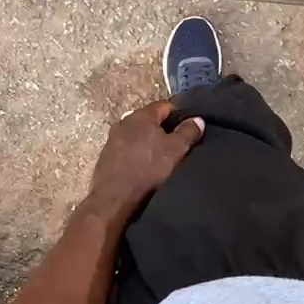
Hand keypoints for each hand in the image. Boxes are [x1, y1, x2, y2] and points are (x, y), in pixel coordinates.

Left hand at [81, 101, 204, 220]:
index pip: (164, 106)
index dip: (179, 115)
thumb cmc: (149, 169)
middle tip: (175, 144)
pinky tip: (142, 166)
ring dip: (147, 142)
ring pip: (136, 134)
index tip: (188, 128)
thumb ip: (188, 132)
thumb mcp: (176, 150)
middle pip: (149, 120)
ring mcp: (112, 139)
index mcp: (141, 115)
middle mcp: (124, 121)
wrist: (115, 198)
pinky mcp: (106, 156)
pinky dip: (136, 153)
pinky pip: (126, 148)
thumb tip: (198, 119)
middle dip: (162, 129)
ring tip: (159, 156)